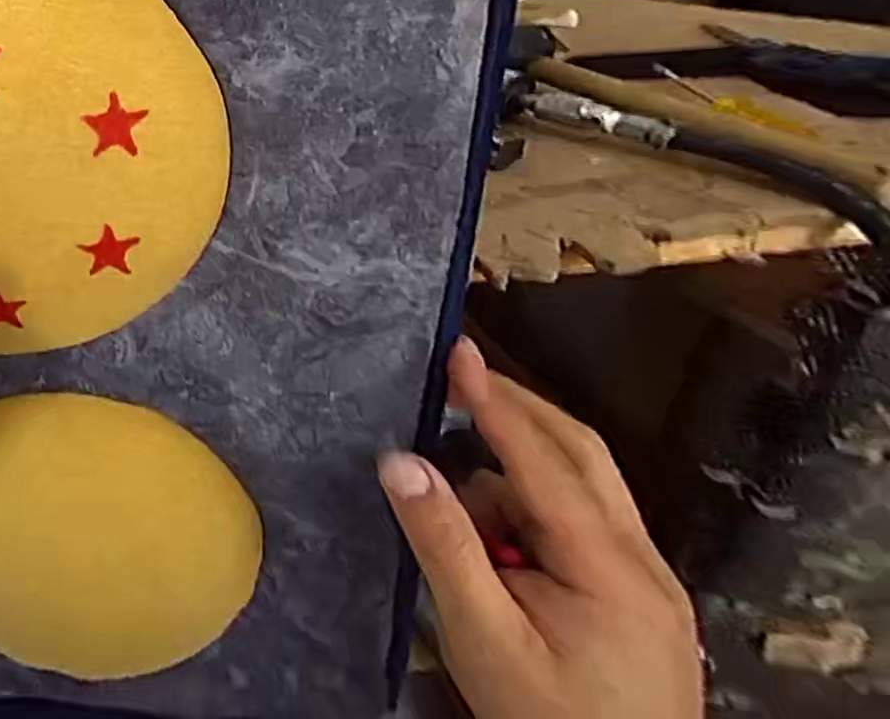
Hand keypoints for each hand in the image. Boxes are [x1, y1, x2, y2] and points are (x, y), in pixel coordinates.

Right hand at [379, 339, 702, 718]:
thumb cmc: (546, 714)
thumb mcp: (481, 632)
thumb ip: (441, 542)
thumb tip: (397, 460)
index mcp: (610, 568)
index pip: (544, 461)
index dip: (494, 401)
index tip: (456, 353)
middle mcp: (638, 560)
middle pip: (580, 454)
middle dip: (514, 408)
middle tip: (454, 375)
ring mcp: (638, 575)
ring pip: (574, 483)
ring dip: (509, 466)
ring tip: (455, 500)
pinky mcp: (623, 588)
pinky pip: (567, 516)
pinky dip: (518, 502)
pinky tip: (486, 533)